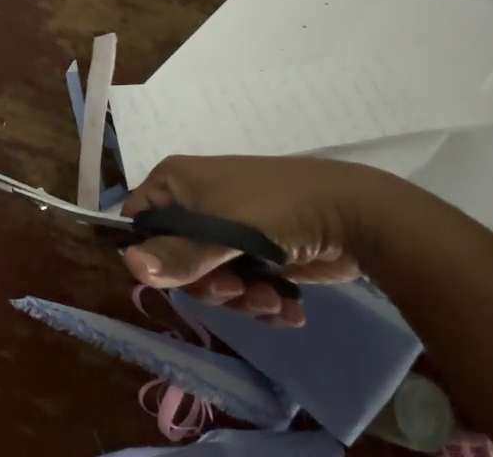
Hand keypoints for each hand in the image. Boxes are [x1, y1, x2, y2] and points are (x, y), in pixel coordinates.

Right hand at [120, 155, 386, 325]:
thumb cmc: (279, 207)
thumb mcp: (224, 230)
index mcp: (174, 184)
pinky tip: (289, 309)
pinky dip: (263, 303)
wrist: (361, 214)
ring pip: (212, 278)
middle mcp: (195, 206)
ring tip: (272, 301)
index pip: (139, 223)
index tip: (176, 278)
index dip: (151, 255)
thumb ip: (179, 254)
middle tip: (236, 291)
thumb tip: (131, 267)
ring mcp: (229, 231)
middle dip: (208, 285)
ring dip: (241, 300)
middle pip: (176, 259)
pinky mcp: (261, 254)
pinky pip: (244, 286)